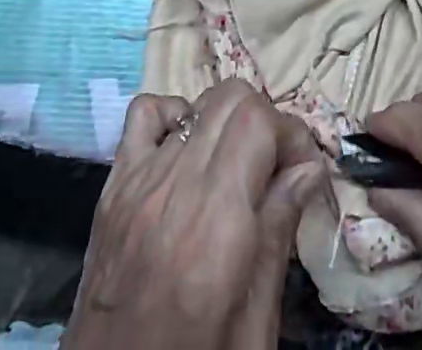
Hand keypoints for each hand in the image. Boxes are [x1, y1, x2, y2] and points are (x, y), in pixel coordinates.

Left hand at [66, 79, 324, 349]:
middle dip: (266, 122)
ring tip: (238, 165)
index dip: (293, 135)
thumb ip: (278, 232)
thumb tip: (308, 168)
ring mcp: (139, 178)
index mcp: (217, 220)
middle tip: (277, 168)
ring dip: (228, 121)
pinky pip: (143, 114)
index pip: (259, 121)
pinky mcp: (113, 185)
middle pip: (231, 98)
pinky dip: (174, 116)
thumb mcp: (255, 322)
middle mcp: (176, 184)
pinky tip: (187, 152)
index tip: (305, 172)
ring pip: (195, 102)